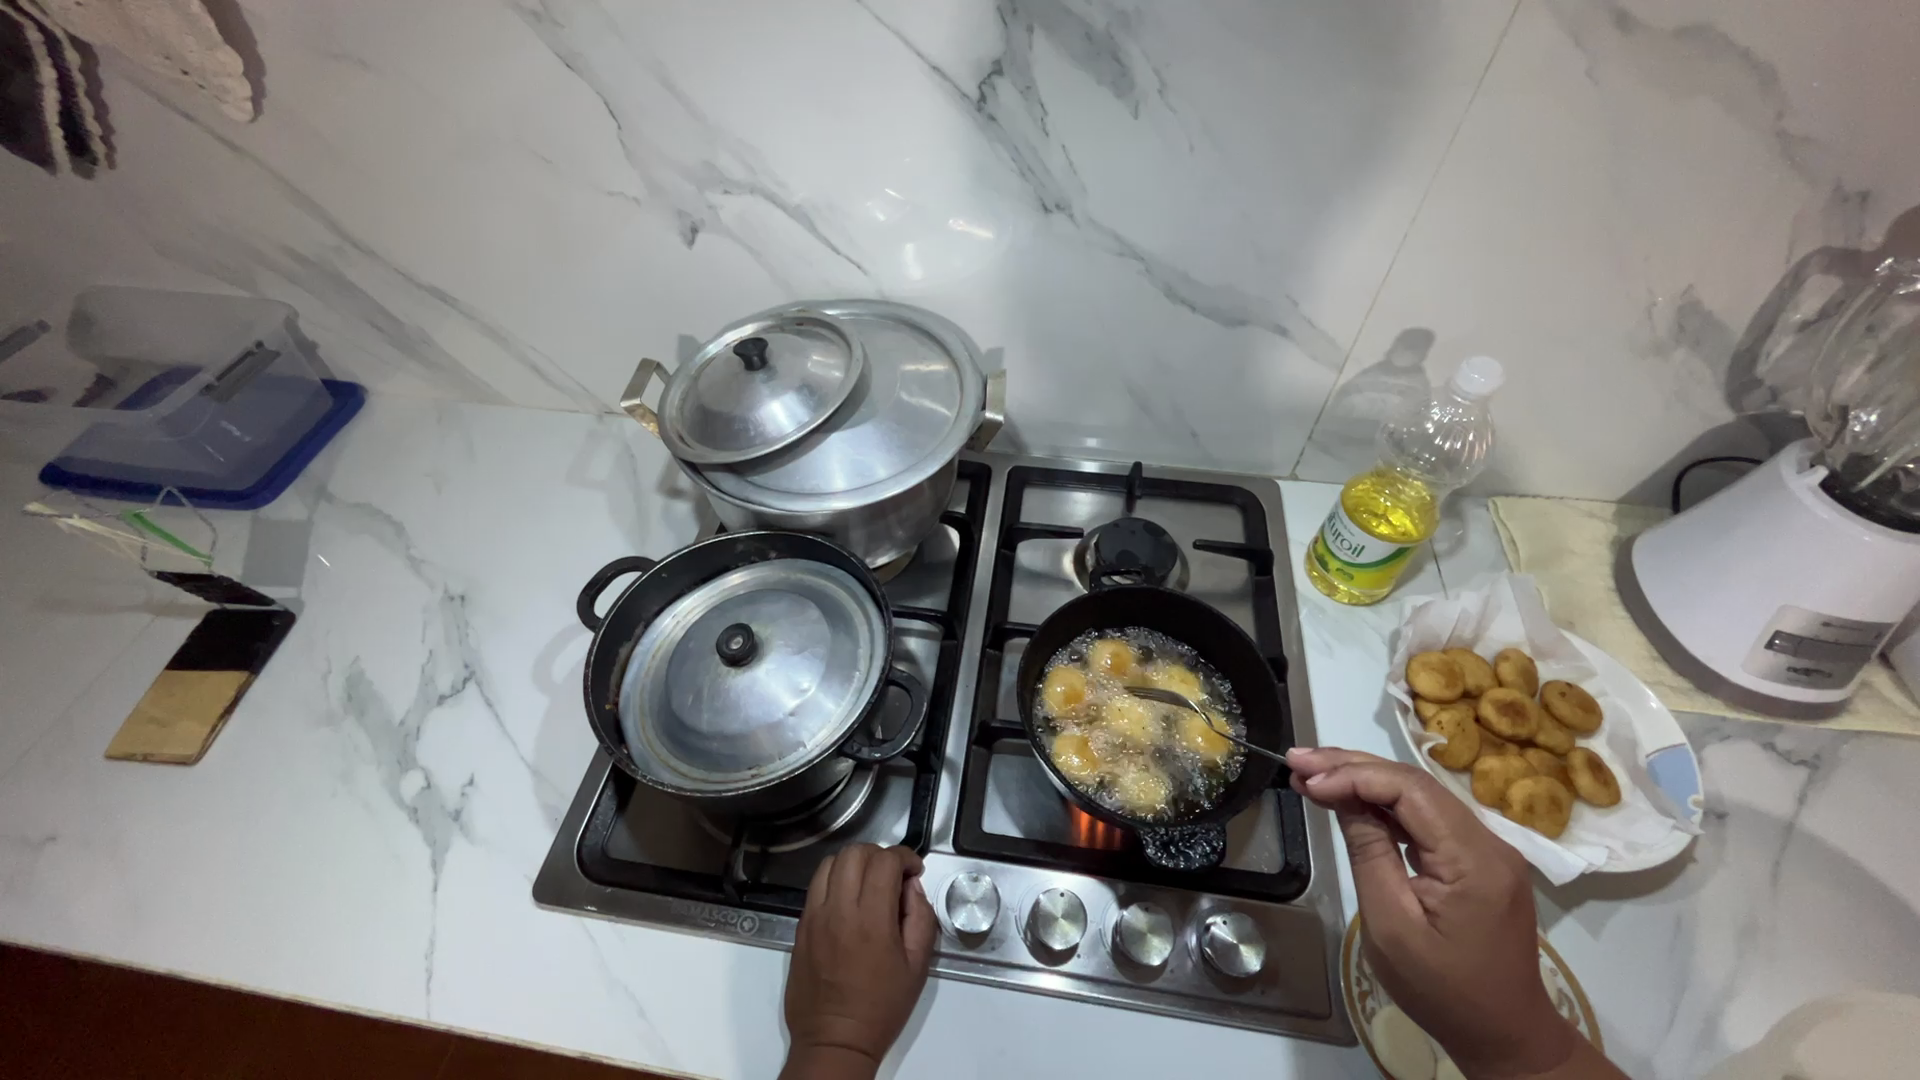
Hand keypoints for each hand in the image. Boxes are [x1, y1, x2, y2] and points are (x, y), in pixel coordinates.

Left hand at [780, 843, 936, 1079]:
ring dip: (854, 863)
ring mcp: (815, 916)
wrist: (833, 1041)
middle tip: (892, 875)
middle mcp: (839, 910)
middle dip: (879, 855)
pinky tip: (847, 898)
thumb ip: (921, 918)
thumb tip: (910, 887)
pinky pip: (815, 885)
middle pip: (855, 853)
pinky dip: (834, 879)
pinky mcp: (801, 925)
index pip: (885, 861)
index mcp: (871, 920)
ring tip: (868, 882)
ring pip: (831, 862)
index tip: (914, 871)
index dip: (904, 857)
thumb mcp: (917, 966)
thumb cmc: (881, 1007)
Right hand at [1288, 748, 1617, 1079]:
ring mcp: (1486, 847)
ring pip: (1417, 792)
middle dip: (1350, 766)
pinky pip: (1425, 815)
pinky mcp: (1476, 857)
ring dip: (1362, 778)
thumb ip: (1369, 853)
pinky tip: (1347, 797)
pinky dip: (1382, 801)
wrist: (1505, 1035)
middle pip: (1413, 782)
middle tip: (1297, 760)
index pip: (1409, 789)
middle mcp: (1488, 841)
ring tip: (1310, 771)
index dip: (1353, 776)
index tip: (1305, 780)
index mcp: (1473, 859)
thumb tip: (1342, 798)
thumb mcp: (1391, 925)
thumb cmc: (1441, 989)